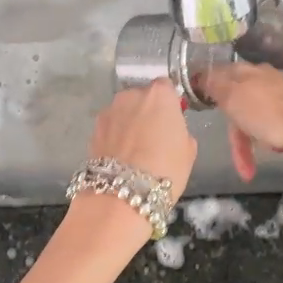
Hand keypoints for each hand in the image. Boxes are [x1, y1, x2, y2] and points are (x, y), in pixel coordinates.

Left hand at [73, 79, 196, 241]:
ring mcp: (109, 111)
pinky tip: (120, 158)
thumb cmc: (165, 170)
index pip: (166, 87)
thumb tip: (170, 130)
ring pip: (123, 112)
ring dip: (128, 124)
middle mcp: (131, 95)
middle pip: (142, 97)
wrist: (122, 195)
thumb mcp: (188, 150)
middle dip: (147, 112)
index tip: (171, 120)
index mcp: (159, 95)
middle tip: (153, 138)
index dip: (169, 103)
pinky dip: (115, 137)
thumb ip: (180, 130)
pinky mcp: (93, 129)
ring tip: (134, 151)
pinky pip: (110, 128)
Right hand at [196, 63, 282, 182]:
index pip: (215, 77)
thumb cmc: (266, 111)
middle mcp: (258, 77)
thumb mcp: (232, 98)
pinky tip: (276, 147)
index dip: (206, 92)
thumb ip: (214, 85)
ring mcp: (277, 91)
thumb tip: (197, 73)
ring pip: (255, 117)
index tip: (200, 107)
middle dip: (236, 134)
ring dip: (253, 140)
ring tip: (256, 162)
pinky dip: (270, 137)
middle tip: (238, 156)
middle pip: (236, 104)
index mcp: (241, 72)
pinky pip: (273, 123)